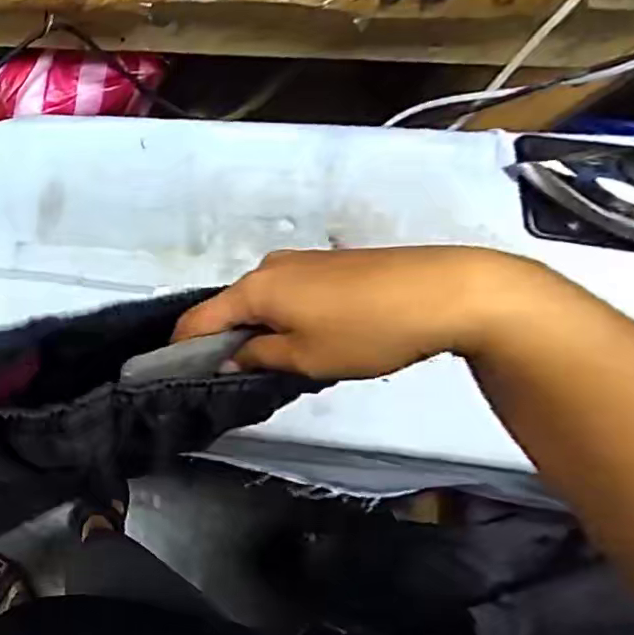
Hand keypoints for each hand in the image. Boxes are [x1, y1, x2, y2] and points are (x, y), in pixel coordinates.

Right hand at [170, 246, 565, 380]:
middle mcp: (268, 268)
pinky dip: (288, 315)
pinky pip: (290, 292)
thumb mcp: (306, 357)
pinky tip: (318, 335)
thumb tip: (230, 358)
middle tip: (244, 373)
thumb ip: (258, 358)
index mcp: (253, 289)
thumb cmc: (369, 329)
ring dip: (262, 328)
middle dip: (229, 339)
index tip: (178, 373)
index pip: (197, 319)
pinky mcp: (330, 263)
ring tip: (289, 358)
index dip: (181, 347)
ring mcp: (301, 261)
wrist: (455, 290)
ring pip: (262, 300)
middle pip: (230, 307)